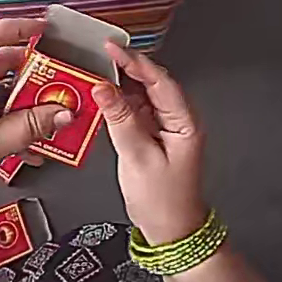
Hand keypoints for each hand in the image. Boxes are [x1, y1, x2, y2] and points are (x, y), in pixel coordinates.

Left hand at [0, 17, 70, 224]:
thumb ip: (30, 127)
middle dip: (32, 69)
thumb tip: (61, 113)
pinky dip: (15, 115)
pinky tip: (32, 136)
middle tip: (58, 80)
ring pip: (0, 86)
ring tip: (50, 110)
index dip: (16, 28)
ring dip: (26, 96)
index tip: (42, 29)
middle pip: (1, 62)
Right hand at [95, 44, 207, 244]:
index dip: (135, 61)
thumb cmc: (162, 201)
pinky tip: (104, 96)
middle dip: (127, 66)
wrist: (171, 233)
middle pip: (152, 82)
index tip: (112, 48)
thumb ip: (119, 119)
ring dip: (122, 82)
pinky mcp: (153, 134)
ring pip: (143, 94)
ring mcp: (165, 126)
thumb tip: (102, 88)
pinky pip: (136, 109)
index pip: (159, 81)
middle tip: (101, 52)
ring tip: (97, 69)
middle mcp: (177, 119)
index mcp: (184, 122)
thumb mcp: (137, 158)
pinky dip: (120, 100)